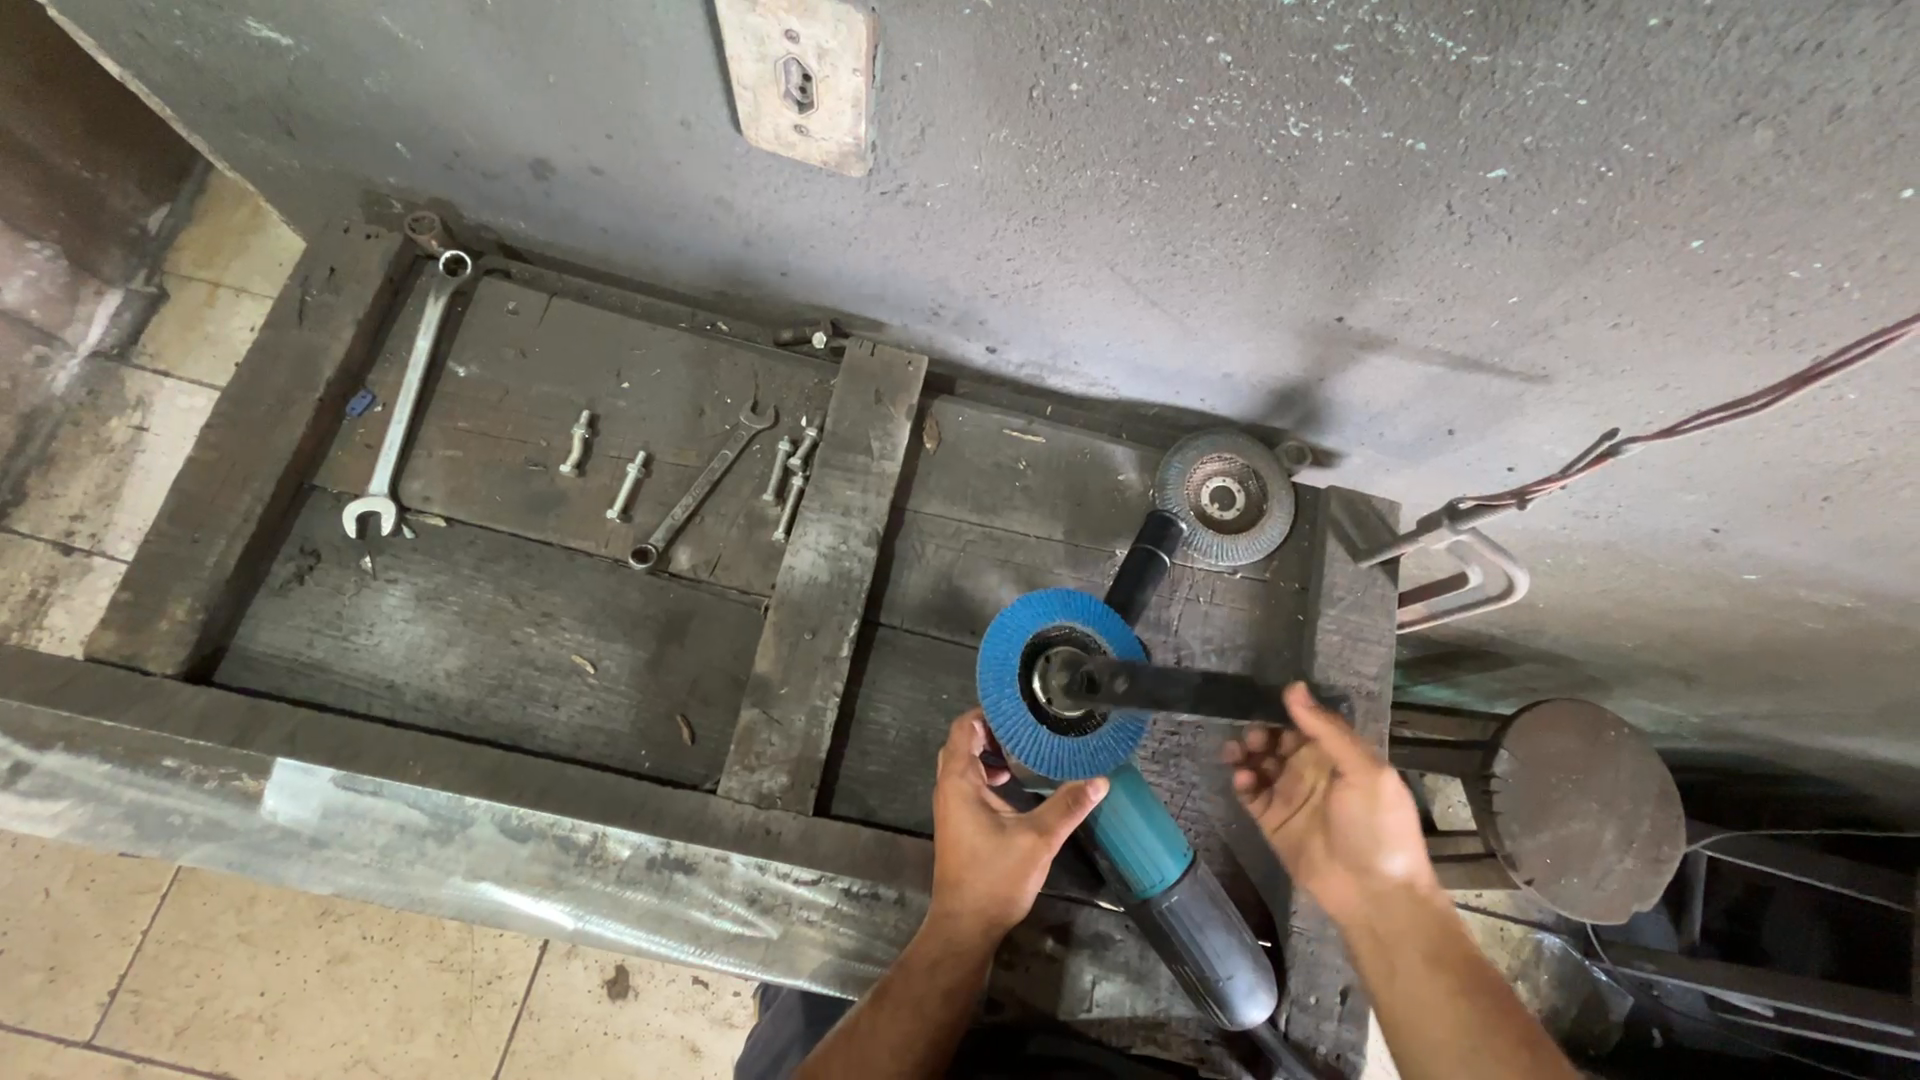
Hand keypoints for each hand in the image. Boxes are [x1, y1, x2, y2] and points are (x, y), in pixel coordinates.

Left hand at [927, 709, 1108, 943]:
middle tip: (1027, 727)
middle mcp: (949, 788)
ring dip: (990, 753)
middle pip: (963, 742)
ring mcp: (951, 806)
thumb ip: (1067, 805)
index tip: (1020, 708)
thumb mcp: (1038, 838)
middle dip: (992, 731)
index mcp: (959, 781)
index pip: (963, 727)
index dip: (988, 713)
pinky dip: (989, 775)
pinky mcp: (959, 822)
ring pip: (965, 764)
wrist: (966, 925)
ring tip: (1025, 749)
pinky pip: (969, 784)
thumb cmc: (995, 877)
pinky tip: (1016, 784)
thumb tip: (1100, 779)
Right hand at [1224, 683, 1440, 927]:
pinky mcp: (1273, 821)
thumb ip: (1327, 729)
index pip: (1305, 724)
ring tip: (1239, 753)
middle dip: (1260, 732)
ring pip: (1259, 763)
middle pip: (1277, 740)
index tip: (1265, 702)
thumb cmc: (1378, 827)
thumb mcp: (1364, 771)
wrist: (1374, 894)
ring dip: (1246, 752)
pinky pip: (1250, 793)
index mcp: (1338, 757)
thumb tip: (1294, 687)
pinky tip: (1244, 779)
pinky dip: (1243, 781)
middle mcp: (1312, 772)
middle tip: (1254, 737)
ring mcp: (1290, 796)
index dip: (1286, 713)